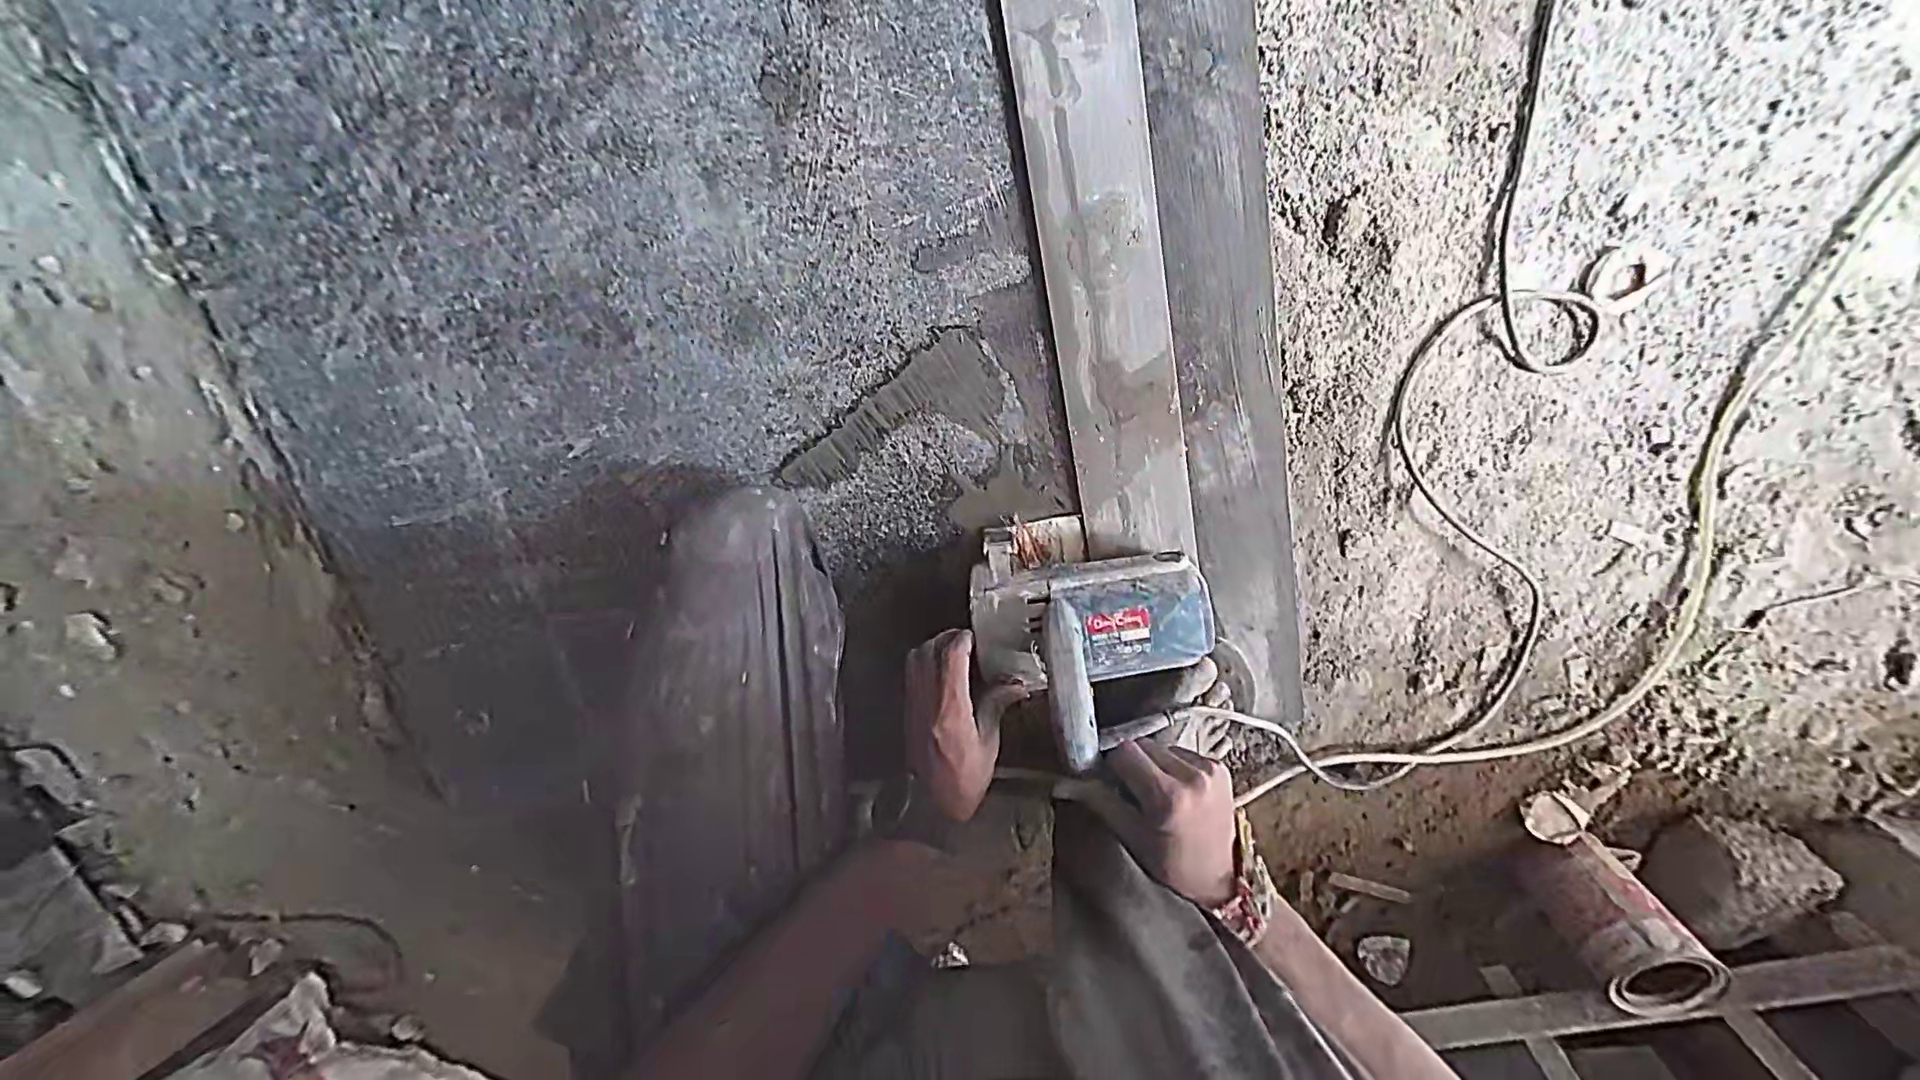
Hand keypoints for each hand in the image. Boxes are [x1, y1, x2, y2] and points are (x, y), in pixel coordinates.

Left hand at [905, 629, 1027, 822]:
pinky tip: (939, 673)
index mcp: (951, 709)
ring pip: (914, 660)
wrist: (930, 807)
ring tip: (951, 651)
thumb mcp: (988, 743)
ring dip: (931, 648)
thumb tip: (1016, 684)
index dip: (962, 640)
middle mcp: (926, 702)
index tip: (974, 637)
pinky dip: (923, 663)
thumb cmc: (963, 781)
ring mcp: (912, 705)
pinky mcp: (906, 712)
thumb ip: (996, 706)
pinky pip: (910, 675)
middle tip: (964, 639)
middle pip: (928, 651)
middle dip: (946, 638)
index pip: (951, 658)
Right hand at [1081, 739, 1236, 905]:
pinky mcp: (1220, 768)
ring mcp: (1210, 770)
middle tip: (1132, 789)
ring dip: (1153, 762)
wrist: (1219, 881)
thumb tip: (1066, 781)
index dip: (1113, 764)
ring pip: (1161, 746)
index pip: (1124, 752)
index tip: (1111, 780)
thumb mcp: (1130, 836)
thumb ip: (1099, 800)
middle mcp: (1192, 777)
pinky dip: (1173, 766)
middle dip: (1132, 762)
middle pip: (1143, 745)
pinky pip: (1182, 753)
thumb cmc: (1170, 865)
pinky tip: (1176, 790)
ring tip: (1157, 792)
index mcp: (1167, 796)